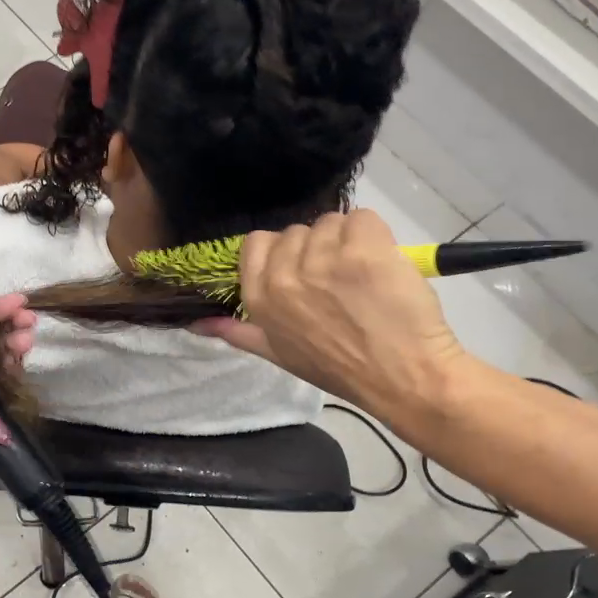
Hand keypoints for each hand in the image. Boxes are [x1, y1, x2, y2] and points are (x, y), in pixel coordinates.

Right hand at [191, 209, 469, 417]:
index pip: (256, 242)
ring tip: (363, 275)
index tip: (303, 270)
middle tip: (339, 280)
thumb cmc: (338, 369)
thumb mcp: (277, 354)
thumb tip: (194, 324)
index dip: (282, 251)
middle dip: (318, 247)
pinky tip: (382, 264)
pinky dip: (375, 235)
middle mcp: (283, 276)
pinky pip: (362, 218)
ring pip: (331, 223)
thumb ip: (236, 332)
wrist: (402, 378)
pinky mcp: (363, 250)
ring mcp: (323, 260)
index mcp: (259, 298)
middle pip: (296, 231)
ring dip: (348, 241)